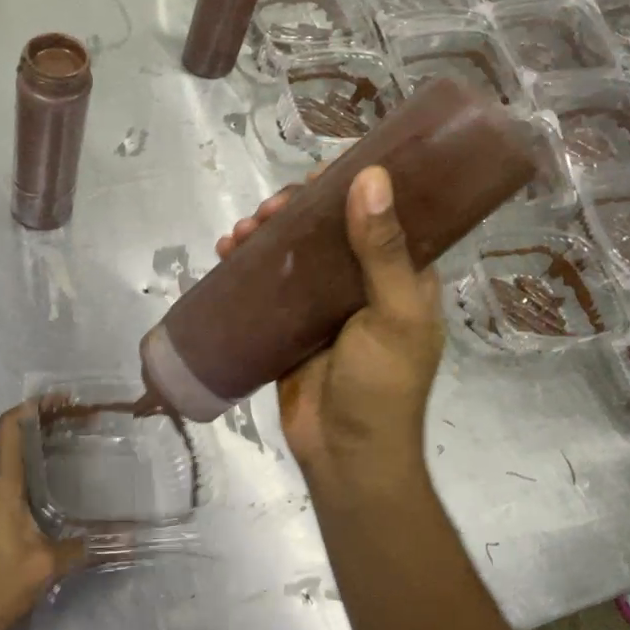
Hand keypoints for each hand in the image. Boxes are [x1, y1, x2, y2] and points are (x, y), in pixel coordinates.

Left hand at [0, 406, 84, 629]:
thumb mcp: (47, 567)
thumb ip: (86, 548)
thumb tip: (130, 540)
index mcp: (0, 486)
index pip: (8, 428)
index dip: (31, 406)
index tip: (62, 401)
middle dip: (26, 419)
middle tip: (61, 420)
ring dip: (20, 442)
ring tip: (57, 443)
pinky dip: (18, 465)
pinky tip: (44, 482)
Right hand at [216, 167, 444, 497]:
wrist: (344, 455)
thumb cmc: (382, 385)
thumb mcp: (392, 314)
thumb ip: (383, 249)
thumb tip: (372, 176)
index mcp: (404, 275)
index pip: (383, 213)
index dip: (352, 186)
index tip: (316, 174)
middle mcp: (364, 281)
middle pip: (328, 227)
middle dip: (293, 210)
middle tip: (265, 211)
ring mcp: (324, 303)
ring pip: (294, 250)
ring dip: (265, 232)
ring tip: (239, 232)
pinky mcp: (291, 323)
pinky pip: (269, 281)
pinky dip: (247, 263)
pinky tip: (225, 252)